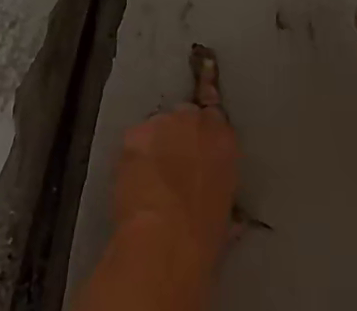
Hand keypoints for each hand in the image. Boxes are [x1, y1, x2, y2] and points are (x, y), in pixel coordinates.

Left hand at [109, 102, 238, 270]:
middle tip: (173, 163)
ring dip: (156, 143)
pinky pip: (135, 139)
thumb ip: (221, 188)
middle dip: (180, 135)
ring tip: (149, 172)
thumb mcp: (225, 210)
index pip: (215, 118)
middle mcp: (195, 119)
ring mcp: (163, 122)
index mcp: (224, 138)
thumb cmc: (203, 234)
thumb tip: (214, 193)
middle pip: (185, 117)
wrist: (164, 240)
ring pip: (158, 126)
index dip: (203, 135)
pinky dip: (134, 155)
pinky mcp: (135, 134)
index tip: (197, 150)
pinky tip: (131, 177)